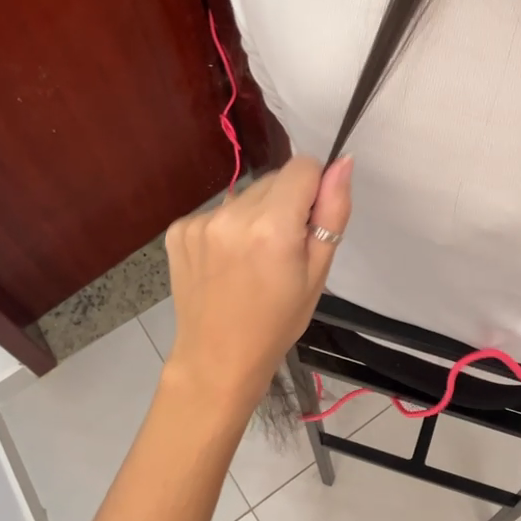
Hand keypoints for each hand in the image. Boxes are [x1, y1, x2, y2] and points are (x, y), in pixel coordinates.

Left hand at [161, 156, 352, 407]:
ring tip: (252, 260)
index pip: (303, 166)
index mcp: (272, 226)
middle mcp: (232, 214)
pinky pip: (217, 211)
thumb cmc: (277, 321)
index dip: (313, 191)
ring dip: (254, 216)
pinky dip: (226, 229)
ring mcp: (200, 222)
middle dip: (284, 204)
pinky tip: (226, 263)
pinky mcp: (178, 230)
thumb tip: (342, 162)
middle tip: (281, 251)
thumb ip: (332, 211)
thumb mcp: (318, 272)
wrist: (217, 358)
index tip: (307, 225)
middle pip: (273, 179)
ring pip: (245, 195)